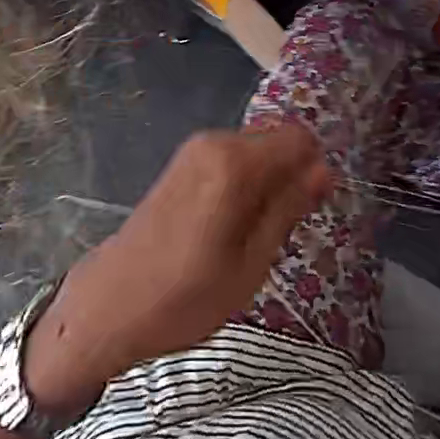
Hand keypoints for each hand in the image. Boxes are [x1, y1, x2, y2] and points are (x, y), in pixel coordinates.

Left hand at [23, 125, 331, 411]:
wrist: (114, 300)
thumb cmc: (187, 293)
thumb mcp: (252, 262)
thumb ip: (288, 208)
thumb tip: (325, 170)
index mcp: (234, 162)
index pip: (299, 138)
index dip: (313, 171)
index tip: (310, 210)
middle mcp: (212, 142)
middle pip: (276, 142)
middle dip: (289, 178)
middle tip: (280, 231)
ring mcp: (192, 150)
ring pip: (254, 153)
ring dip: (265, 185)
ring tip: (253, 236)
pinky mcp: (180, 164)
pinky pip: (230, 161)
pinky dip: (242, 186)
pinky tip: (229, 228)